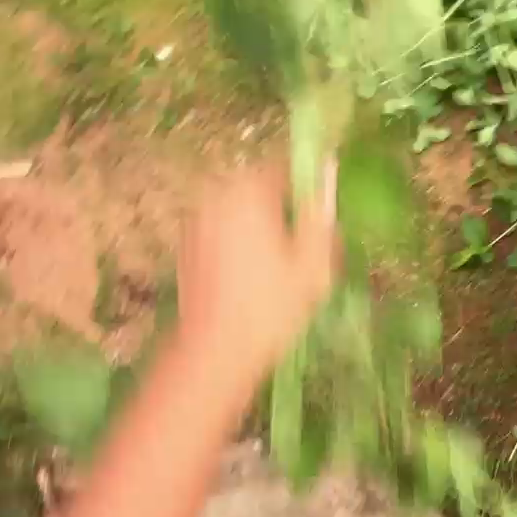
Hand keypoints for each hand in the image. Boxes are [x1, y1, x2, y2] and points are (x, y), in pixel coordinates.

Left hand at [175, 162, 336, 381]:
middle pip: (259, 188)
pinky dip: (241, 244)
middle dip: (284, 209)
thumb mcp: (312, 266)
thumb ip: (321, 216)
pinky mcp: (187, 245)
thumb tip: (329, 177)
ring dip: (262, 228)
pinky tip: (255, 278)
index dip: (308, 185)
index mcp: (247, 194)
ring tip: (283, 266)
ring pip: (240, 211)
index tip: (323, 211)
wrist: (217, 349)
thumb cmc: (272, 308)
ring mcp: (196, 220)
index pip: (283, 168)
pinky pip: (223, 231)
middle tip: (307, 245)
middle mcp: (215, 196)